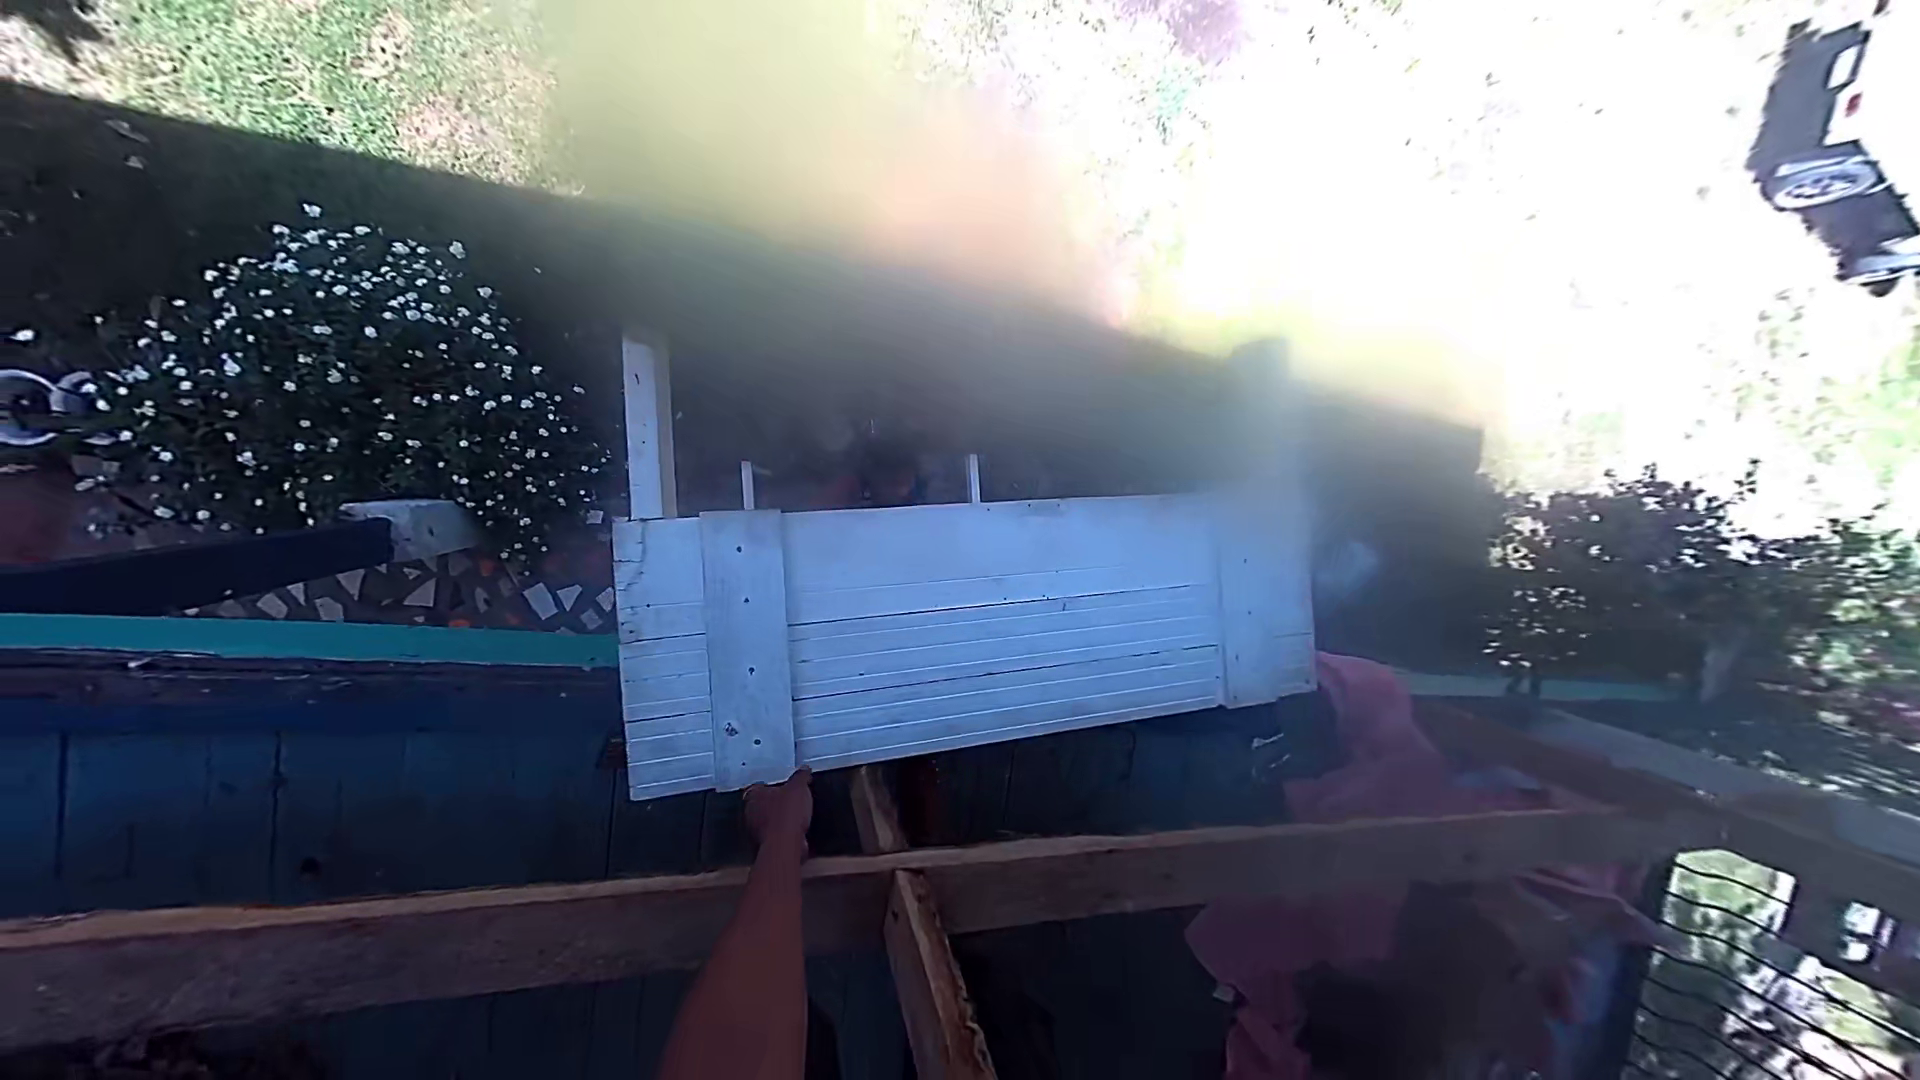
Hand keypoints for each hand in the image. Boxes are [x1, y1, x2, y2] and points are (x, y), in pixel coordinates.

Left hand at [744, 768, 812, 855]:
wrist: (786, 844)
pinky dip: (783, 831)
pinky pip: (775, 834)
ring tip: (794, 814)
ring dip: (777, 818)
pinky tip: (795, 828)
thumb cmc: (788, 811)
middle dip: (773, 802)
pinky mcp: (766, 845)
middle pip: (761, 804)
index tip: (779, 785)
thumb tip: (804, 767)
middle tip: (789, 798)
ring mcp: (756, 832)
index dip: (767, 785)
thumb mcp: (798, 787)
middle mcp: (750, 814)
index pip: (756, 787)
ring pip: (767, 820)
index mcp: (754, 797)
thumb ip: (801, 776)